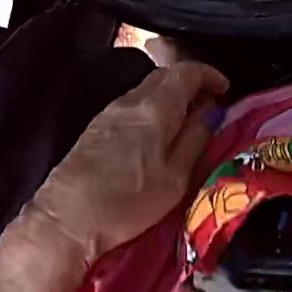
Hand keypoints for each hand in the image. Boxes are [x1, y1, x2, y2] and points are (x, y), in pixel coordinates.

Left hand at [25, 62, 228, 267]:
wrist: (65, 220)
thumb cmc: (127, 201)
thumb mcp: (177, 176)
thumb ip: (197, 138)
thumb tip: (212, 112)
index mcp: (156, 106)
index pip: (188, 70)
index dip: (211, 75)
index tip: (226, 90)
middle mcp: (132, 99)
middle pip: (167, 75)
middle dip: (192, 83)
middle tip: (210, 106)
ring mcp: (110, 112)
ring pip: (149, 89)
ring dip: (172, 97)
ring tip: (187, 123)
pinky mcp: (97, 127)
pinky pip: (134, 105)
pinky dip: (154, 108)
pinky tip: (158, 135)